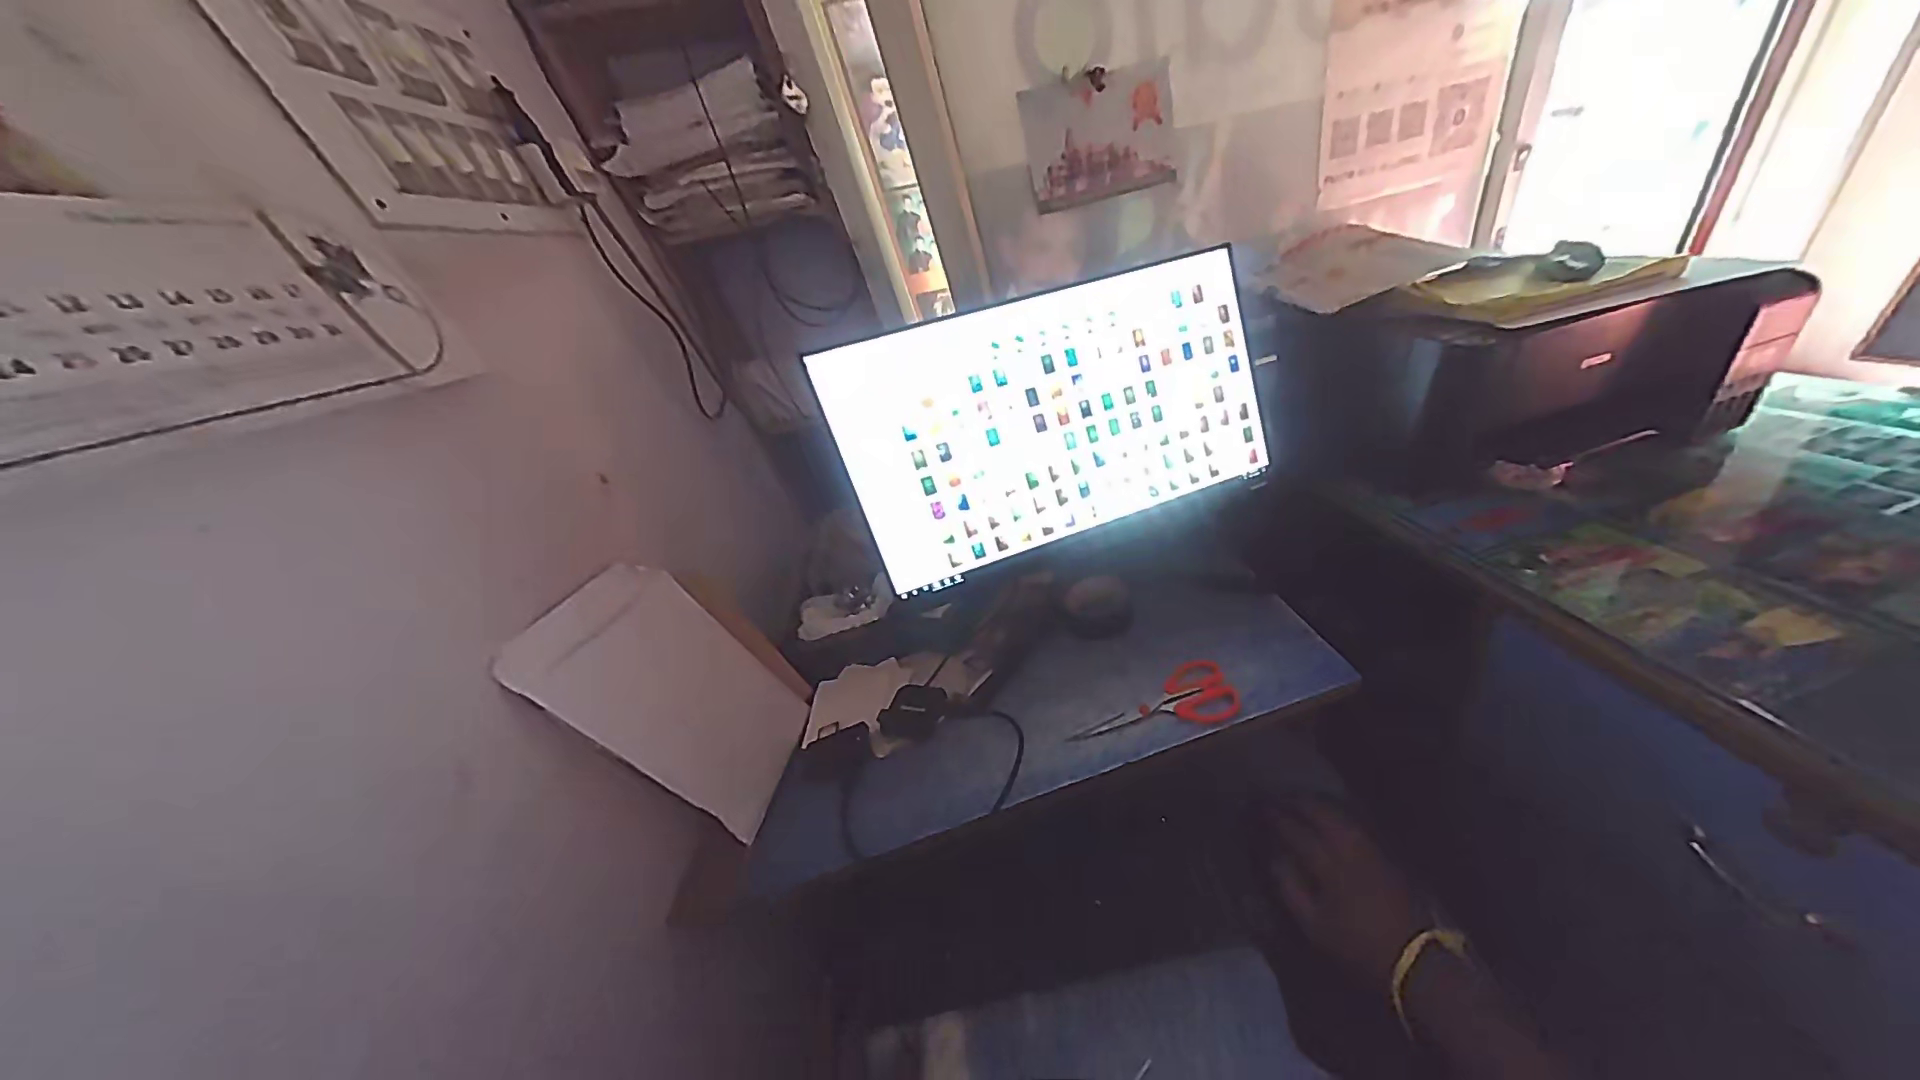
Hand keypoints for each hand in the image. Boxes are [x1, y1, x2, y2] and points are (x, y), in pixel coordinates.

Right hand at [1257, 796, 1425, 987]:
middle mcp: (1350, 850)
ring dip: (1318, 804)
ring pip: (1341, 815)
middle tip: (1279, 797)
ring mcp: (1371, 850)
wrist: (1416, 962)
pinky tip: (1330, 815)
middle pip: (1321, 814)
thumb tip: (1274, 858)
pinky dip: (1338, 814)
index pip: (1296, 832)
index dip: (1276, 818)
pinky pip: (1356, 824)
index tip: (1261, 809)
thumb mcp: (1315, 927)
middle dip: (1297, 801)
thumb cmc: (1359, 947)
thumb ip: (1290, 889)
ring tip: (1301, 800)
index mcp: (1329, 866)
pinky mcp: (1386, 857)